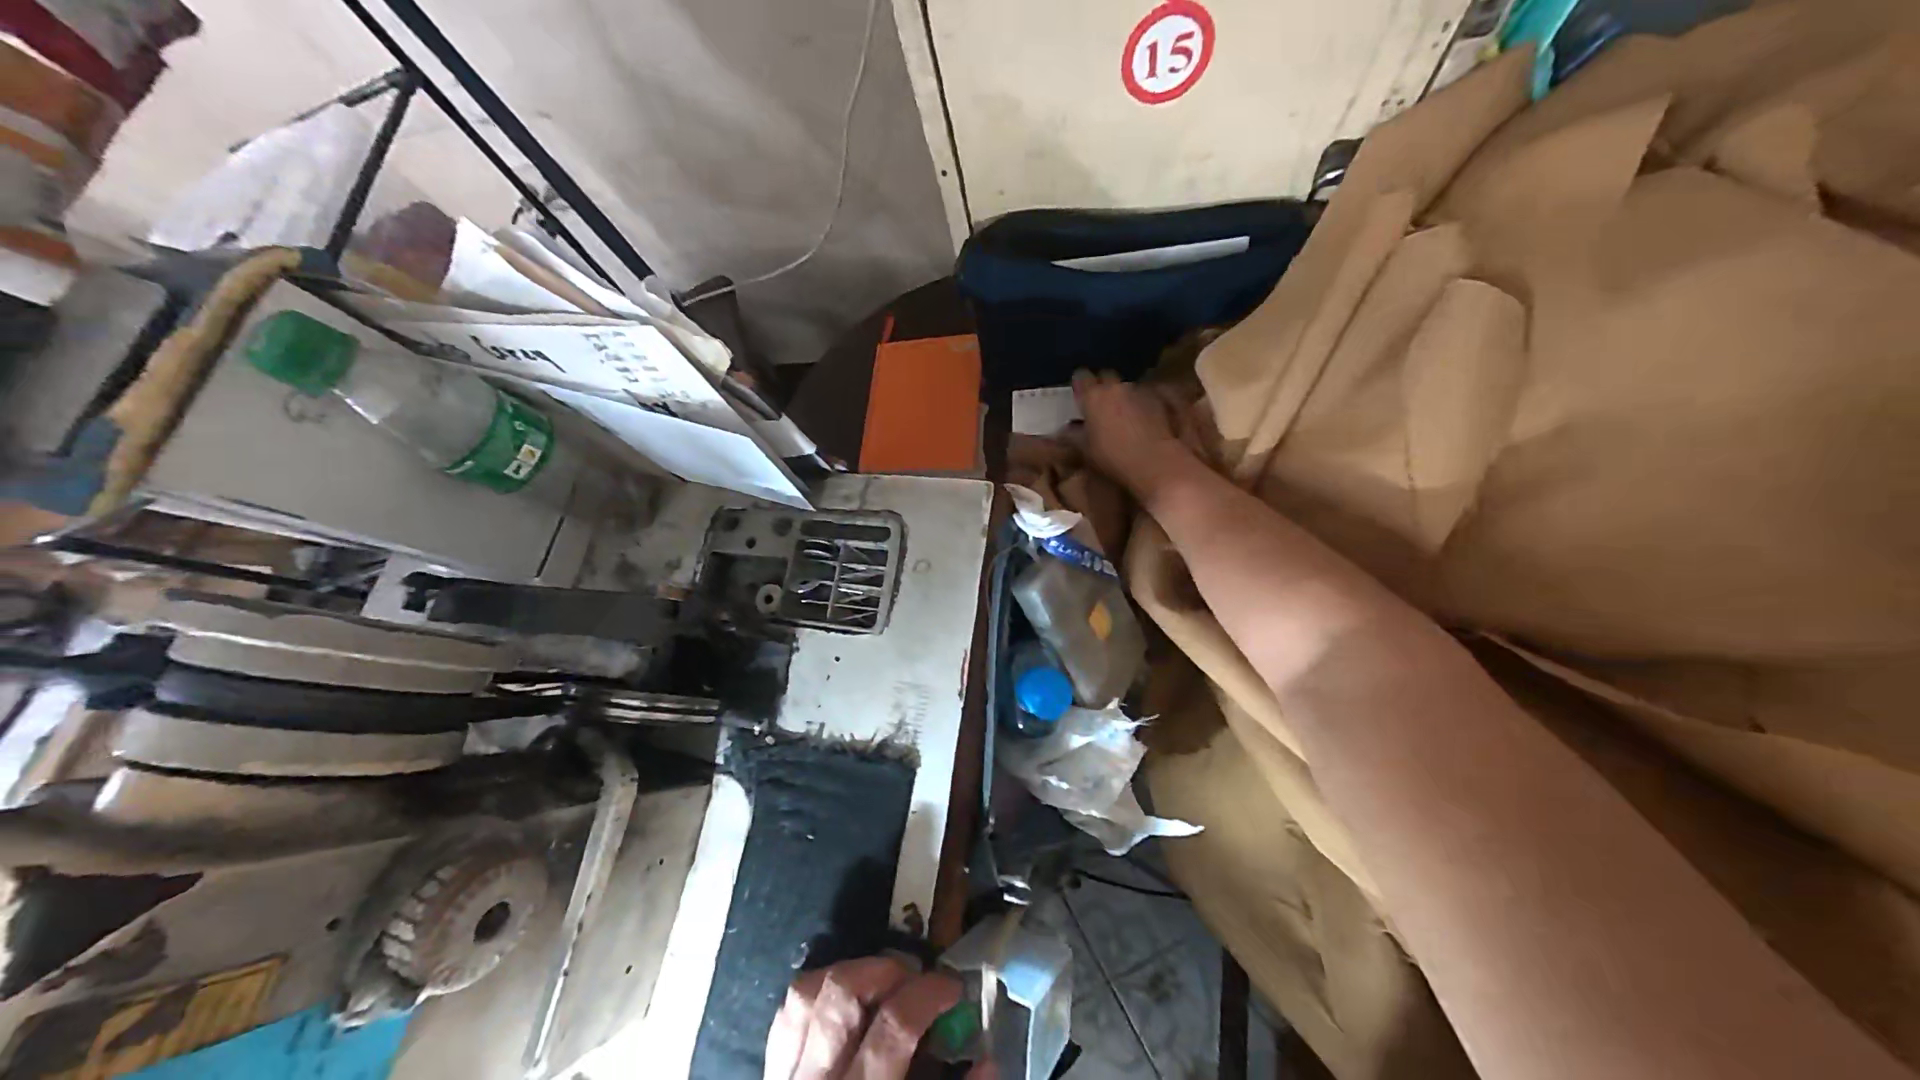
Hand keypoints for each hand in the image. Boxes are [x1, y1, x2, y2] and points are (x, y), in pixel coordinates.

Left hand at [763, 955, 990, 1079]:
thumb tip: (989, 1061)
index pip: (893, 1027)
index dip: (928, 994)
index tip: (953, 988)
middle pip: (842, 996)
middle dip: (886, 971)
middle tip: (917, 980)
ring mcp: (786, 1076)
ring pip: (807, 994)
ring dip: (850, 973)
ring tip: (883, 982)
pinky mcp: (772, 1072)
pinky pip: (788, 1014)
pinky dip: (819, 992)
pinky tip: (845, 999)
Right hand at [1071, 370, 1200, 504]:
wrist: (1154, 460)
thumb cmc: (1112, 456)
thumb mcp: (1085, 449)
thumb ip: (1073, 435)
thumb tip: (1064, 430)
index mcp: (1092, 396)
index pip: (1081, 376)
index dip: (1080, 384)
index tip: (1079, 394)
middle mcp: (1115, 387)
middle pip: (1106, 376)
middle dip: (1102, 385)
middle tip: (1099, 403)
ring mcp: (1138, 391)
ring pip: (1125, 386)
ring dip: (1121, 396)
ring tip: (1121, 414)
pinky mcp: (1157, 400)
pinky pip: (1142, 396)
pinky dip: (1138, 404)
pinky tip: (1139, 420)